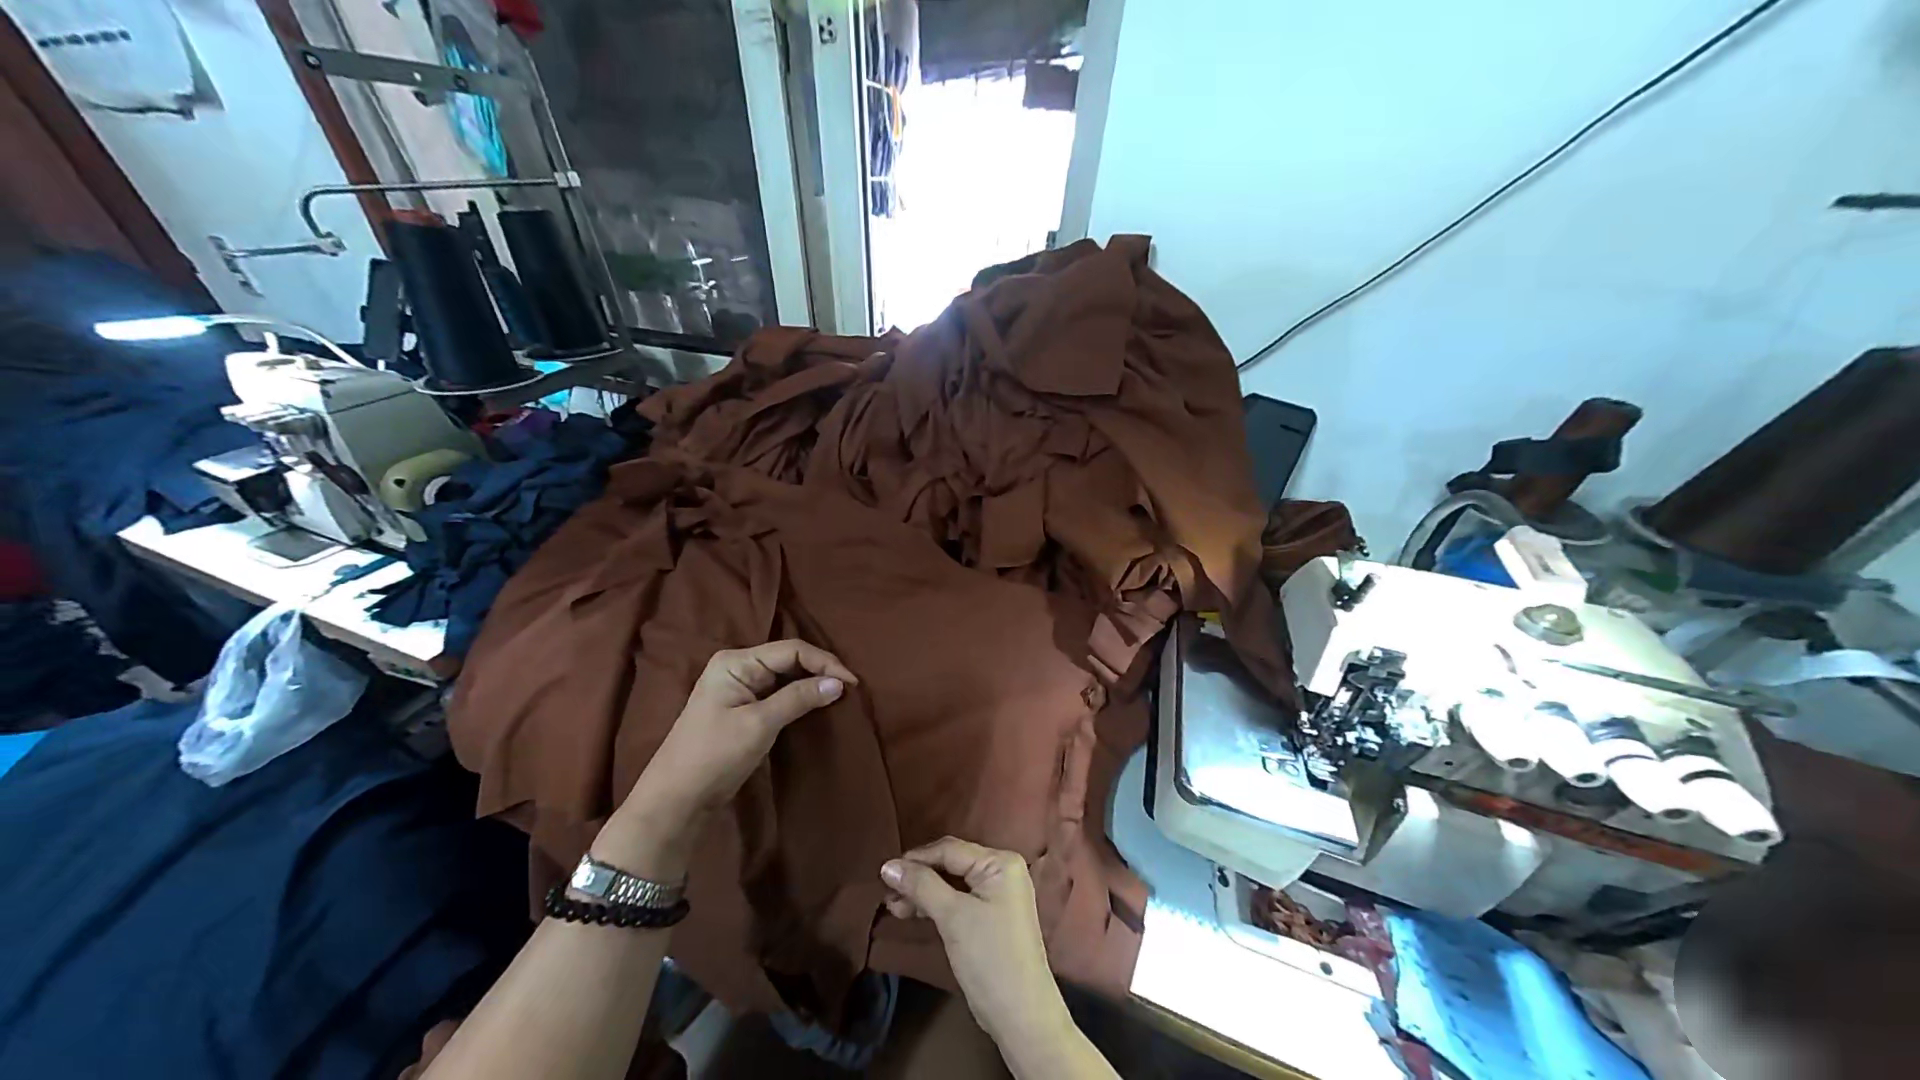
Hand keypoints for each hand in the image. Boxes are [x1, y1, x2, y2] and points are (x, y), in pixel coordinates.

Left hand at [593, 640, 855, 881]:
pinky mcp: (743, 708)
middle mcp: (738, 666)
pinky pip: (779, 692)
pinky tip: (817, 703)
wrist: (676, 798)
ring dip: (812, 682)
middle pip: (789, 658)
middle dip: (820, 670)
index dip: (825, 662)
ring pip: (786, 675)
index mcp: (736, 662)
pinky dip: (800, 696)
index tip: (852, 683)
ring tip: (840, 694)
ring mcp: (739, 687)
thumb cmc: (714, 755)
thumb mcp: (759, 725)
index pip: (791, 650)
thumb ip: (798, 698)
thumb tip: (838, 684)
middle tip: (850, 688)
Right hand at [880, 838, 1070, 1052]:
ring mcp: (998, 895)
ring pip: (951, 883)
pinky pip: (957, 899)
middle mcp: (1001, 871)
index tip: (884, 872)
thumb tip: (888, 866)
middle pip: (950, 864)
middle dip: (917, 877)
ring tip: (894, 906)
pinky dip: (935, 904)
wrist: (1020, 1014)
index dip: (915, 859)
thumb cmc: (989, 957)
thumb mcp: (953, 916)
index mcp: (1000, 862)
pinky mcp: (990, 916)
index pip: (950, 850)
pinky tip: (912, 912)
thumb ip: (921, 886)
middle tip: (887, 893)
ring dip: (922, 892)